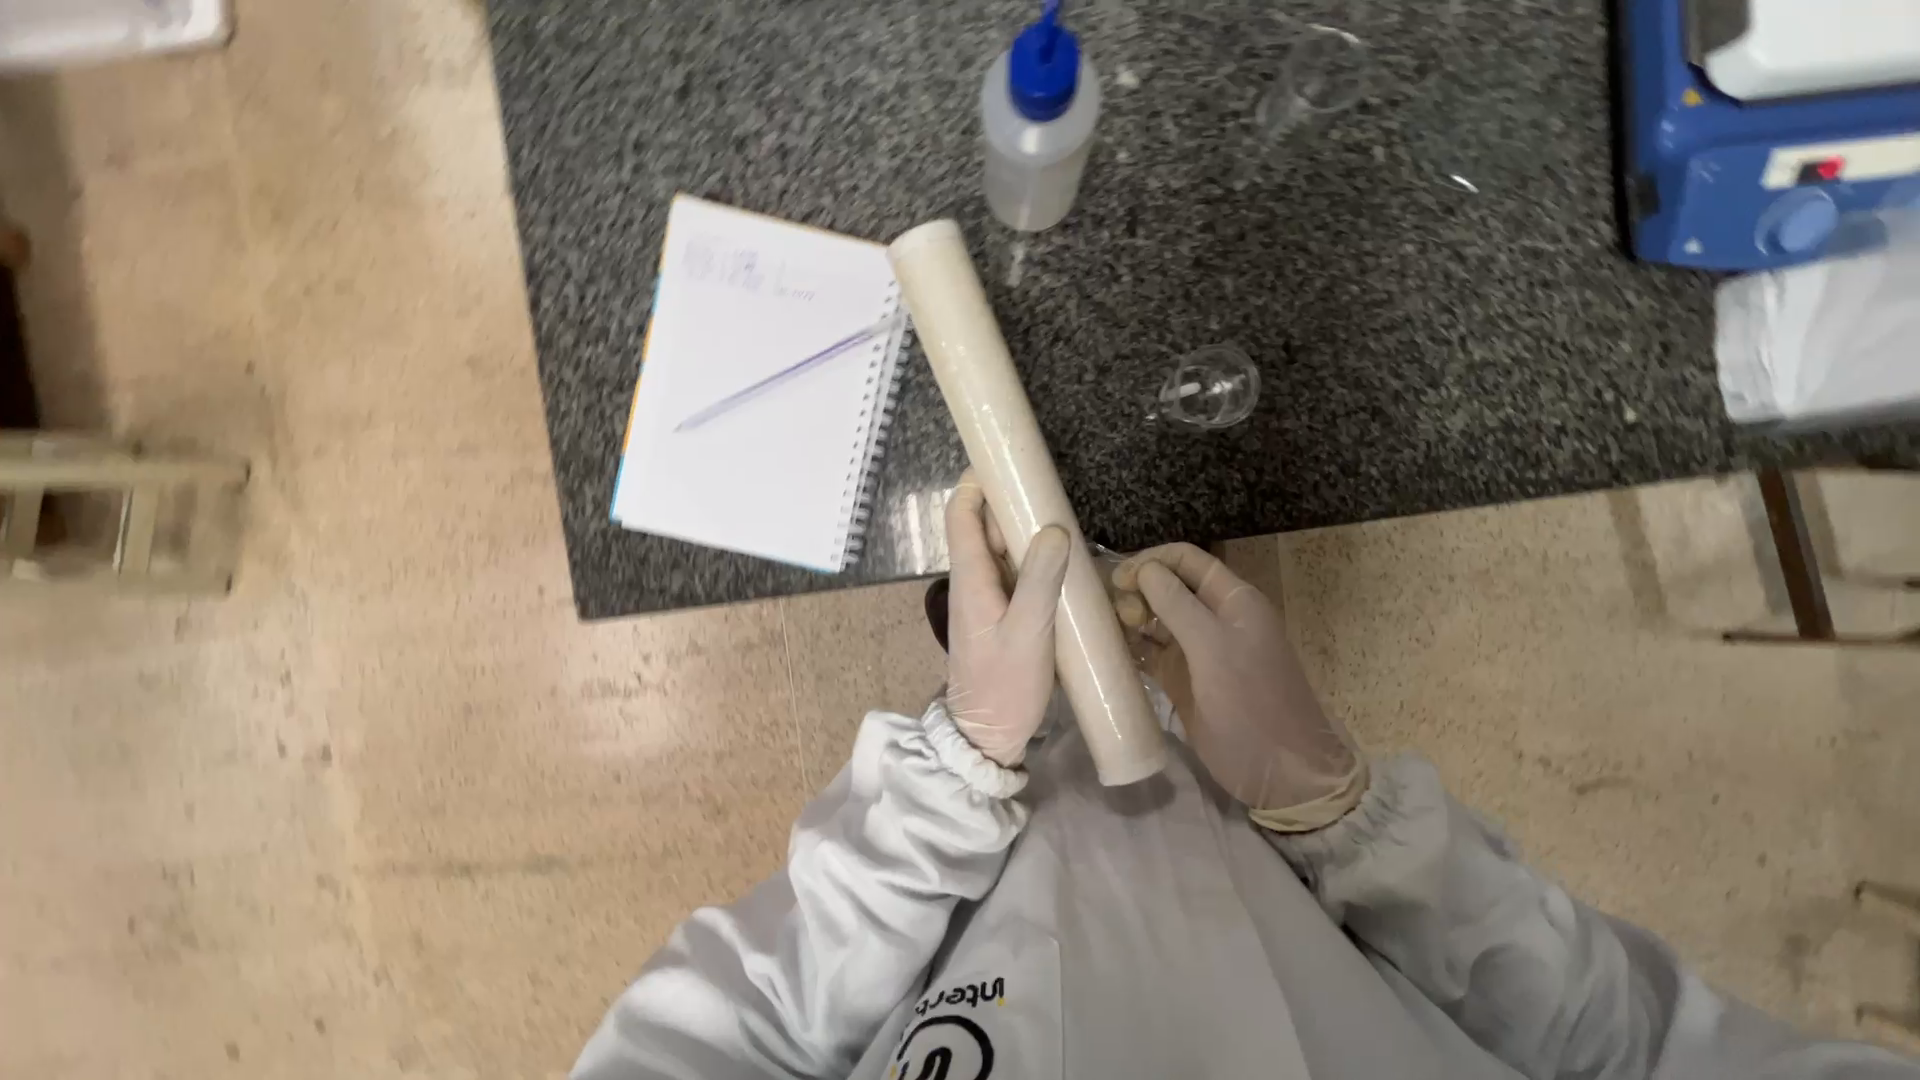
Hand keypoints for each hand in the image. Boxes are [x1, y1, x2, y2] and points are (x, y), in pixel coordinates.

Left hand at [943, 472, 1071, 766]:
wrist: (988, 735)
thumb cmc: (1004, 685)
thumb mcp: (1028, 634)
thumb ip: (1041, 581)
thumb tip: (1053, 528)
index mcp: (970, 578)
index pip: (961, 515)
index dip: (976, 482)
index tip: (1006, 460)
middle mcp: (973, 580)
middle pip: (984, 526)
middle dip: (1010, 502)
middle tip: (1052, 487)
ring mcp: (986, 598)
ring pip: (1000, 549)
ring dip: (1024, 531)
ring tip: (1064, 517)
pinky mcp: (1001, 614)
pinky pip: (1014, 573)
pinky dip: (1032, 558)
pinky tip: (1060, 560)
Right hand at [1113, 543, 1365, 830]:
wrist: (1280, 773)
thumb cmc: (1252, 703)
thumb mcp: (1214, 648)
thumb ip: (1177, 605)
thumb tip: (1145, 570)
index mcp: (1233, 601)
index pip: (1187, 560)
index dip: (1153, 561)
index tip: (1120, 579)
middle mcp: (1214, 619)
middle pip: (1167, 587)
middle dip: (1139, 591)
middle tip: (1120, 614)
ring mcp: (1197, 651)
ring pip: (1156, 619)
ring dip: (1132, 618)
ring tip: (1110, 631)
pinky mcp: (1182, 681)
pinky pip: (1151, 653)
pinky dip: (1131, 648)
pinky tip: (1110, 651)